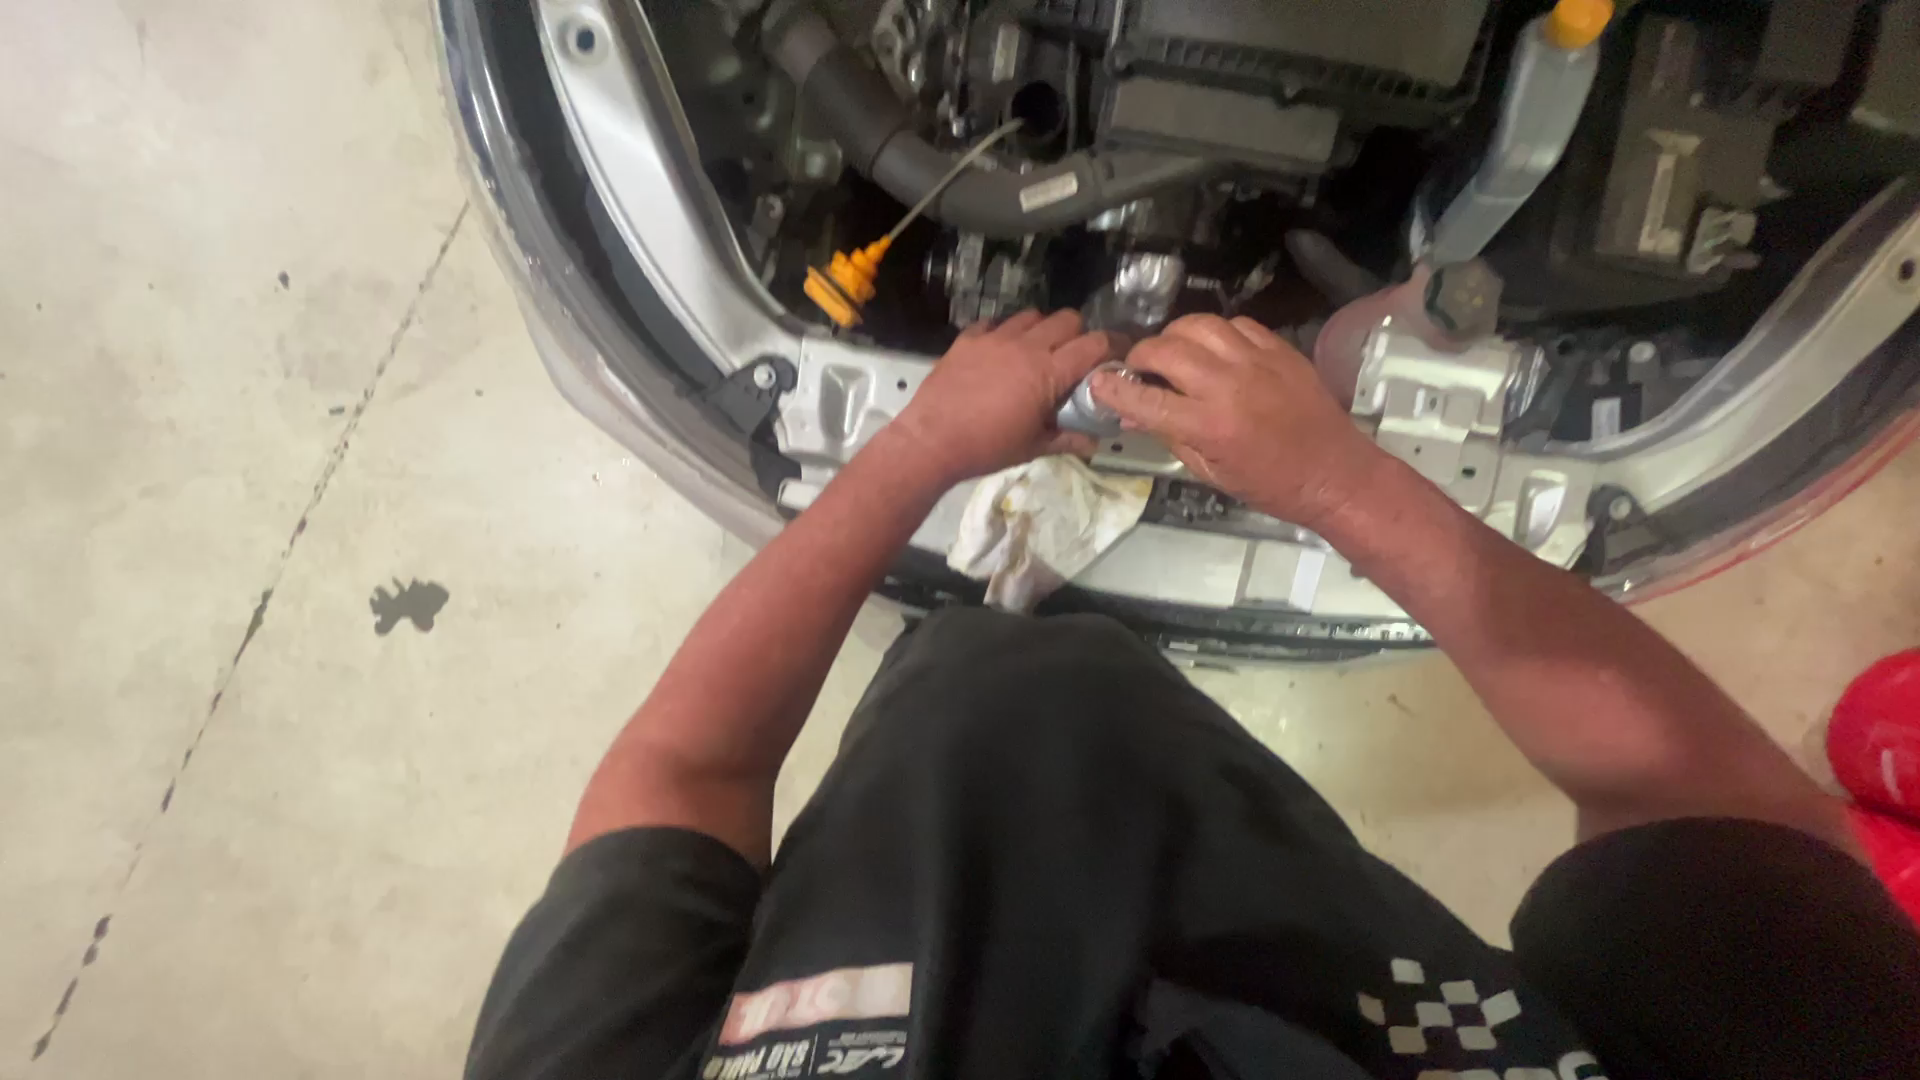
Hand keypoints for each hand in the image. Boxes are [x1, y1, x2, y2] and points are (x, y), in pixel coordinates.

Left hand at [886, 310, 1116, 484]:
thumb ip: (1067, 438)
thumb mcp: (1032, 447)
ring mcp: (994, 338)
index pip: (1094, 344)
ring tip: (1036, 352)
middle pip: (1067, 318)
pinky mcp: (967, 339)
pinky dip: (1004, 332)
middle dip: (1077, 333)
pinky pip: (993, 323)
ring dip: (1042, 329)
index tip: (1116, 355)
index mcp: (1048, 371)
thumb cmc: (987, 448)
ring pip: (1032, 315)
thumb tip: (1095, 442)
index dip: (1112, 346)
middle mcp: (1025, 345)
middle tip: (1072, 358)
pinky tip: (1000, 352)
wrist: (932, 441)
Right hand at [1090, 314, 1390, 526]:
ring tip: (1170, 353)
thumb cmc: (1268, 484)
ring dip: (1174, 336)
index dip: (1114, 388)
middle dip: (1140, 355)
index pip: (1145, 398)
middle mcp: (1228, 385)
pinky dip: (1213, 333)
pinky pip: (1234, 324)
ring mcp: (1256, 361)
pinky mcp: (1279, 348)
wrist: (1334, 472)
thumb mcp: (1209, 471)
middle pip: (1166, 350)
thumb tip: (1132, 414)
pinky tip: (1210, 349)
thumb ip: (1168, 436)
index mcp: (1208, 425)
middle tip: (1137, 369)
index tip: (1098, 382)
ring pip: (1198, 325)